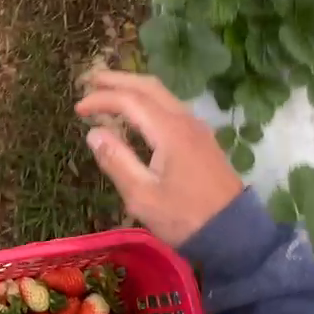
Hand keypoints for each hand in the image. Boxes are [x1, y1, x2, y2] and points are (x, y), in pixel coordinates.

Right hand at [76, 70, 243, 247]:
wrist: (235, 234)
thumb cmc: (185, 218)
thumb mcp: (143, 197)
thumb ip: (117, 161)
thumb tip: (94, 133)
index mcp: (169, 130)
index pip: (129, 100)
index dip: (101, 99)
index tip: (78, 109)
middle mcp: (184, 119)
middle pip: (148, 86)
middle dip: (117, 79)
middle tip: (90, 80)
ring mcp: (196, 127)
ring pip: (161, 93)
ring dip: (133, 87)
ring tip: (108, 91)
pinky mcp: (201, 138)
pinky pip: (170, 106)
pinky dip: (147, 100)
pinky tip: (136, 113)